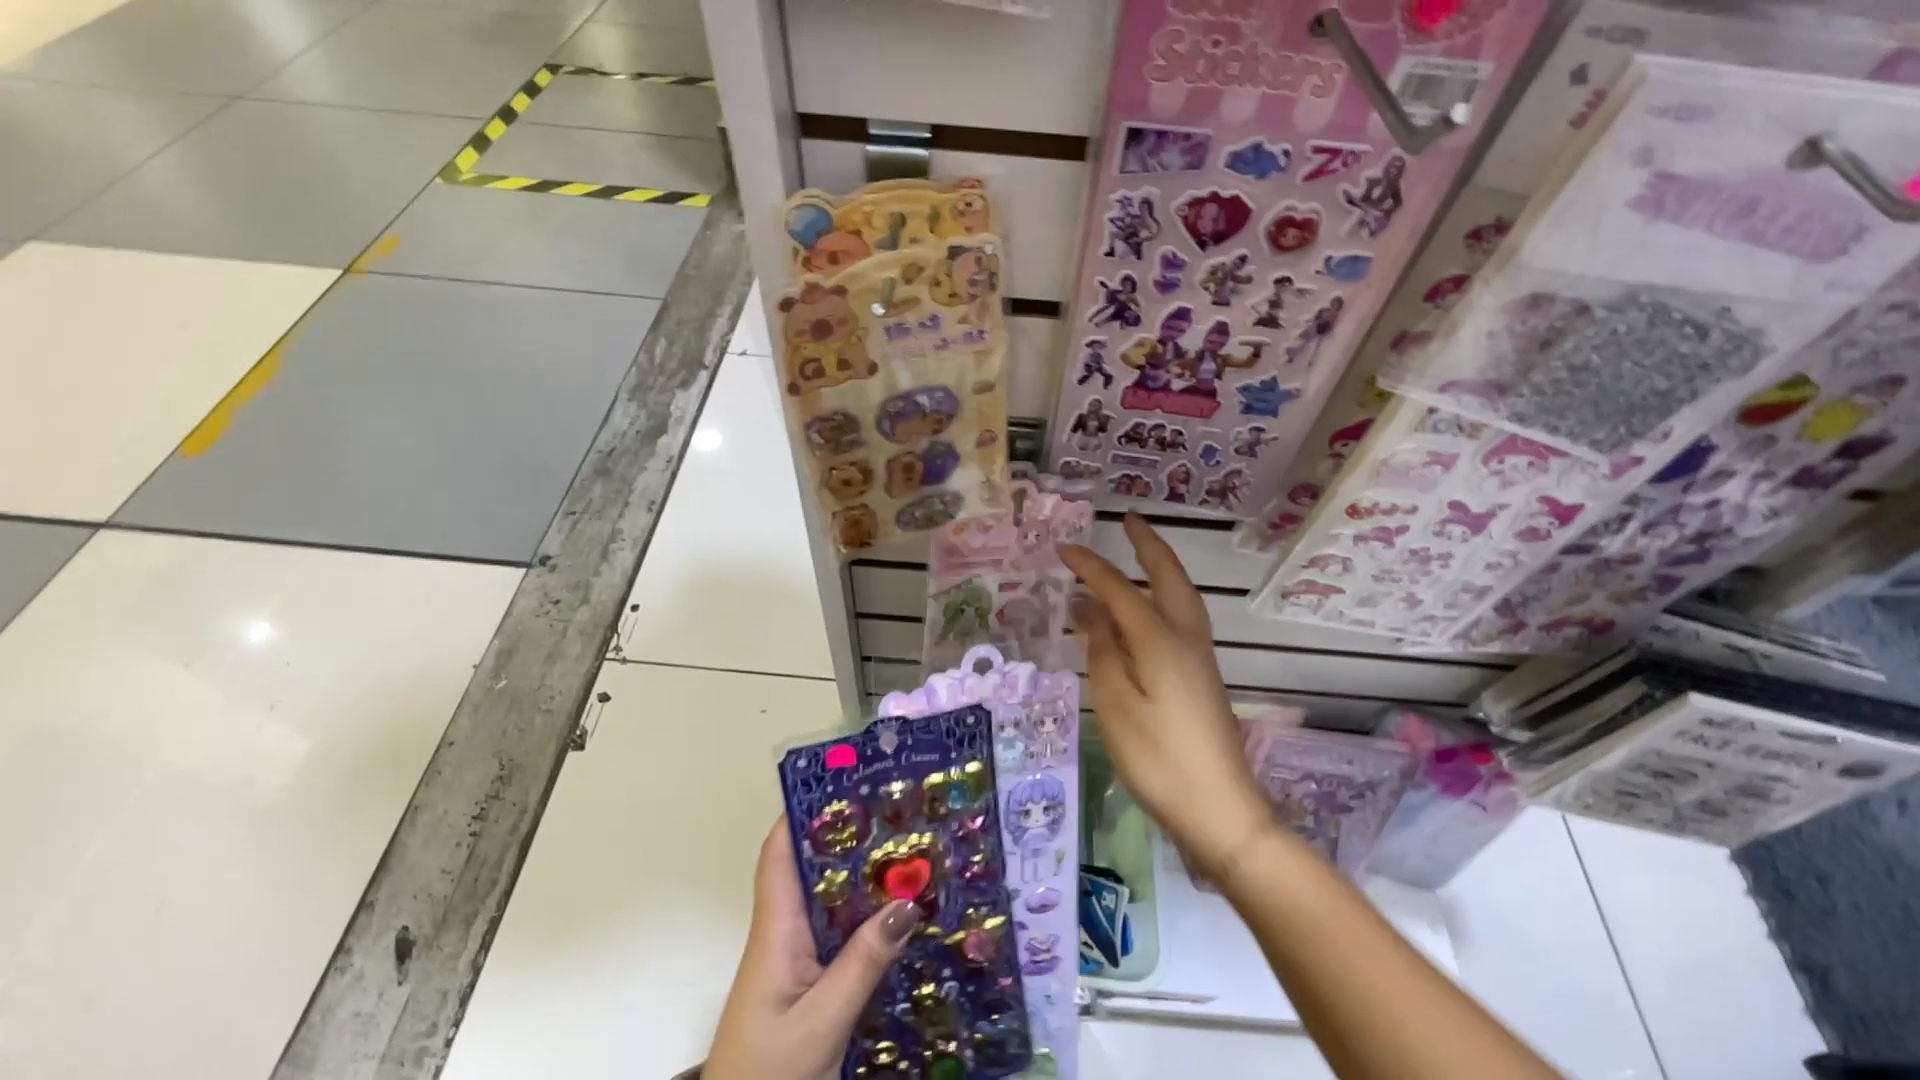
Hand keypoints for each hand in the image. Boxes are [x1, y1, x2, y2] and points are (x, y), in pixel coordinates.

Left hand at [705, 819, 920, 1079]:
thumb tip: (907, 903)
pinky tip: (898, 919)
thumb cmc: (771, 1072)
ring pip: (827, 906)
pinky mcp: (806, 987)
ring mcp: (793, 964)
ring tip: (909, 856)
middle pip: (809, 874)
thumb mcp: (824, 1019)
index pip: (779, 857)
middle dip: (846, 842)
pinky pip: (836, 938)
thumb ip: (863, 963)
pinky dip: (864, 921)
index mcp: (776, 933)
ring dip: (860, 881)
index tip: (840, 783)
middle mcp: (782, 938)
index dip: (801, 815)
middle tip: (896, 816)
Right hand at [1061, 514, 1274, 876]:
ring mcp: (1200, 659)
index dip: (1092, 567)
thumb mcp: (1115, 706)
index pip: (1120, 590)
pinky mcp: (1203, 679)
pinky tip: (1147, 612)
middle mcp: (1186, 639)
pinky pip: (1182, 619)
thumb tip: (1089, 611)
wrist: (1219, 808)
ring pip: (1182, 597)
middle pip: (1169, 578)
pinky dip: (1163, 598)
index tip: (1063, 549)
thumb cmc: (1158, 759)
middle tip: (1130, 519)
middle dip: (1149, 546)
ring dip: (1161, 568)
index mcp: (1160, 640)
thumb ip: (1102, 653)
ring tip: (1140, 552)